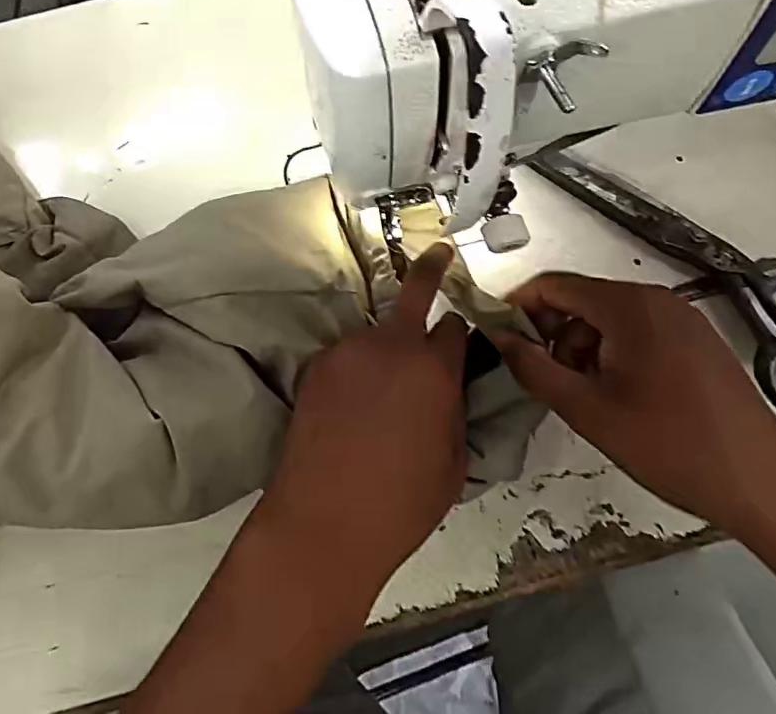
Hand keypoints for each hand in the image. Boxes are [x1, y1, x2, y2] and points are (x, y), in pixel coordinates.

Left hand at [257, 244, 468, 592]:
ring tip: (374, 397)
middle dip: (432, 268)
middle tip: (440, 252)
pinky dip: (352, 371)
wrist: (323, 523)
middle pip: (415, 290)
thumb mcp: (453, 461)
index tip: (456, 343)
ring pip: (376, 334)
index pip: (455, 327)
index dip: (458, 334)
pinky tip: (347, 408)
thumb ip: (453, 408)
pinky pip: (345, 357)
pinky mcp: (317, 365)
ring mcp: (349, 350)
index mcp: (435, 369)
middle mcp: (391, 345)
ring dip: (383, 351)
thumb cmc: (401, 504)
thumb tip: (448, 386)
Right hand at [489, 274, 775, 538]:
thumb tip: (501, 338)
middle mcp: (658, 300)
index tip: (500, 333)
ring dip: (584, 345)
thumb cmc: (670, 446)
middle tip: (545, 375)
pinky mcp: (699, 340)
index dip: (521, 304)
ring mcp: (684, 319)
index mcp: (630, 306)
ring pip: (611, 317)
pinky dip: (615, 351)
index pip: (556, 285)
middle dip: (555, 331)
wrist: (762, 485)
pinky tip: (618, 394)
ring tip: (583, 393)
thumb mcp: (588, 411)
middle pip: (584, 299)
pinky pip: (640, 330)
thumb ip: (535, 369)